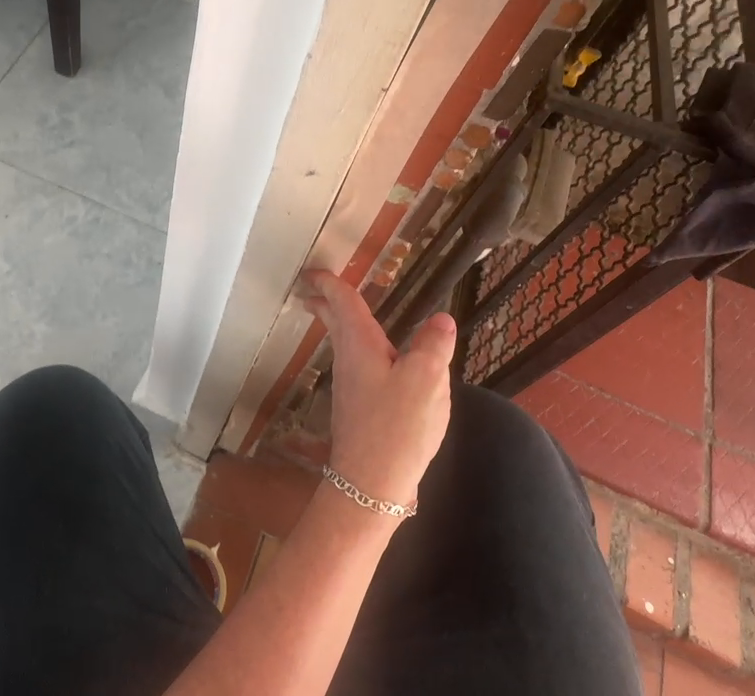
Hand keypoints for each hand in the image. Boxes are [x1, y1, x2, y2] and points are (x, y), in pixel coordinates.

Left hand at [299, 270, 454, 507]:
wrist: (371, 485)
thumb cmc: (396, 427)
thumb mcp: (426, 380)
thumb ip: (433, 346)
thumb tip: (440, 319)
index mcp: (361, 345)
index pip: (343, 304)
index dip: (331, 283)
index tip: (316, 270)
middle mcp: (350, 362)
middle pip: (335, 324)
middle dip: (324, 303)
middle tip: (314, 289)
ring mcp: (352, 388)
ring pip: (345, 345)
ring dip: (341, 326)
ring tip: (342, 316)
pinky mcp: (360, 410)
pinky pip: (358, 367)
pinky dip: (359, 351)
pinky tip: (375, 363)